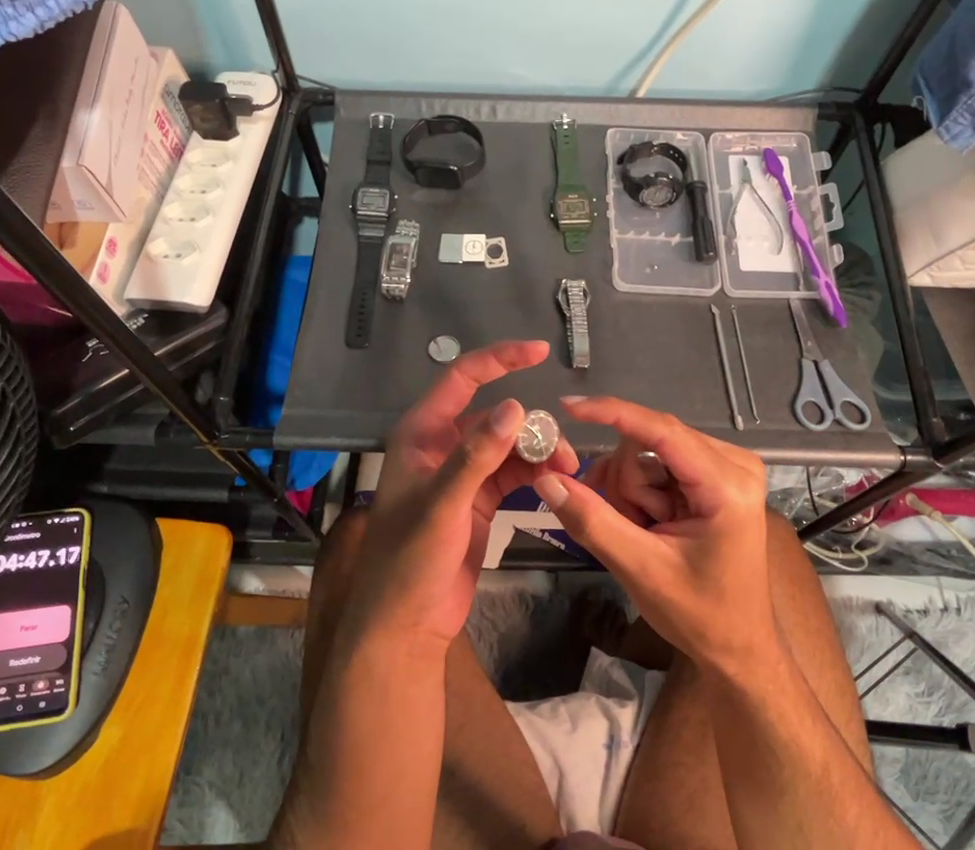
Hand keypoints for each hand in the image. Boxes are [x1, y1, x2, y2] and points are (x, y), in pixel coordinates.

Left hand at [345, 342, 578, 647]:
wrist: (406, 623)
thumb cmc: (410, 560)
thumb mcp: (444, 504)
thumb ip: (478, 456)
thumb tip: (516, 407)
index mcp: (421, 434)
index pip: (462, 380)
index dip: (499, 359)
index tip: (540, 351)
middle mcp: (441, 446)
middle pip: (494, 417)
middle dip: (531, 426)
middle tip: (563, 452)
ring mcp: (462, 474)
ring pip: (509, 446)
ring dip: (539, 452)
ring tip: (568, 470)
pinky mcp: (478, 501)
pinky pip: (513, 473)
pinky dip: (536, 473)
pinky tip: (558, 480)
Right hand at [532, 396, 773, 674]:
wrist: (738, 645)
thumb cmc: (699, 614)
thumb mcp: (640, 569)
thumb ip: (592, 521)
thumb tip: (546, 479)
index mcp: (727, 485)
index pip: (662, 430)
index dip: (612, 413)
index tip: (568, 408)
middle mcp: (734, 463)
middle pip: (649, 441)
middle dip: (626, 484)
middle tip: (631, 529)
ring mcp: (728, 467)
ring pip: (649, 451)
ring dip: (632, 491)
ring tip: (645, 533)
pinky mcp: (716, 475)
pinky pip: (658, 462)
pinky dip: (642, 492)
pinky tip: (649, 524)